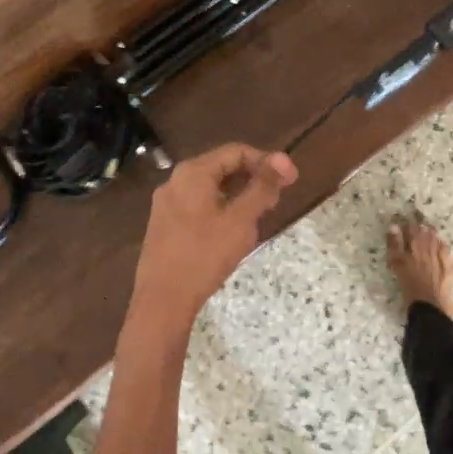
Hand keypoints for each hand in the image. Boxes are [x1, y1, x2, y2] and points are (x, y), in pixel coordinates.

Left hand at [130, 143, 298, 324]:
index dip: (267, 162)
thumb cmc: (204, 255)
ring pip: (210, 188)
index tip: (290, 179)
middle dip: (252, 179)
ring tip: (258, 217)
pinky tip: (231, 232)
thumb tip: (283, 160)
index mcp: (193, 172)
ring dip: (237, 196)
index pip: (236, 152)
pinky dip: (220, 209)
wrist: (161, 301)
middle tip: (276, 199)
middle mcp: (176, 180)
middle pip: (222, 168)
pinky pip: (198, 206)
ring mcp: (166, 203)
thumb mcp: (241, 221)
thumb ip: (262, 188)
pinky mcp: (164, 225)